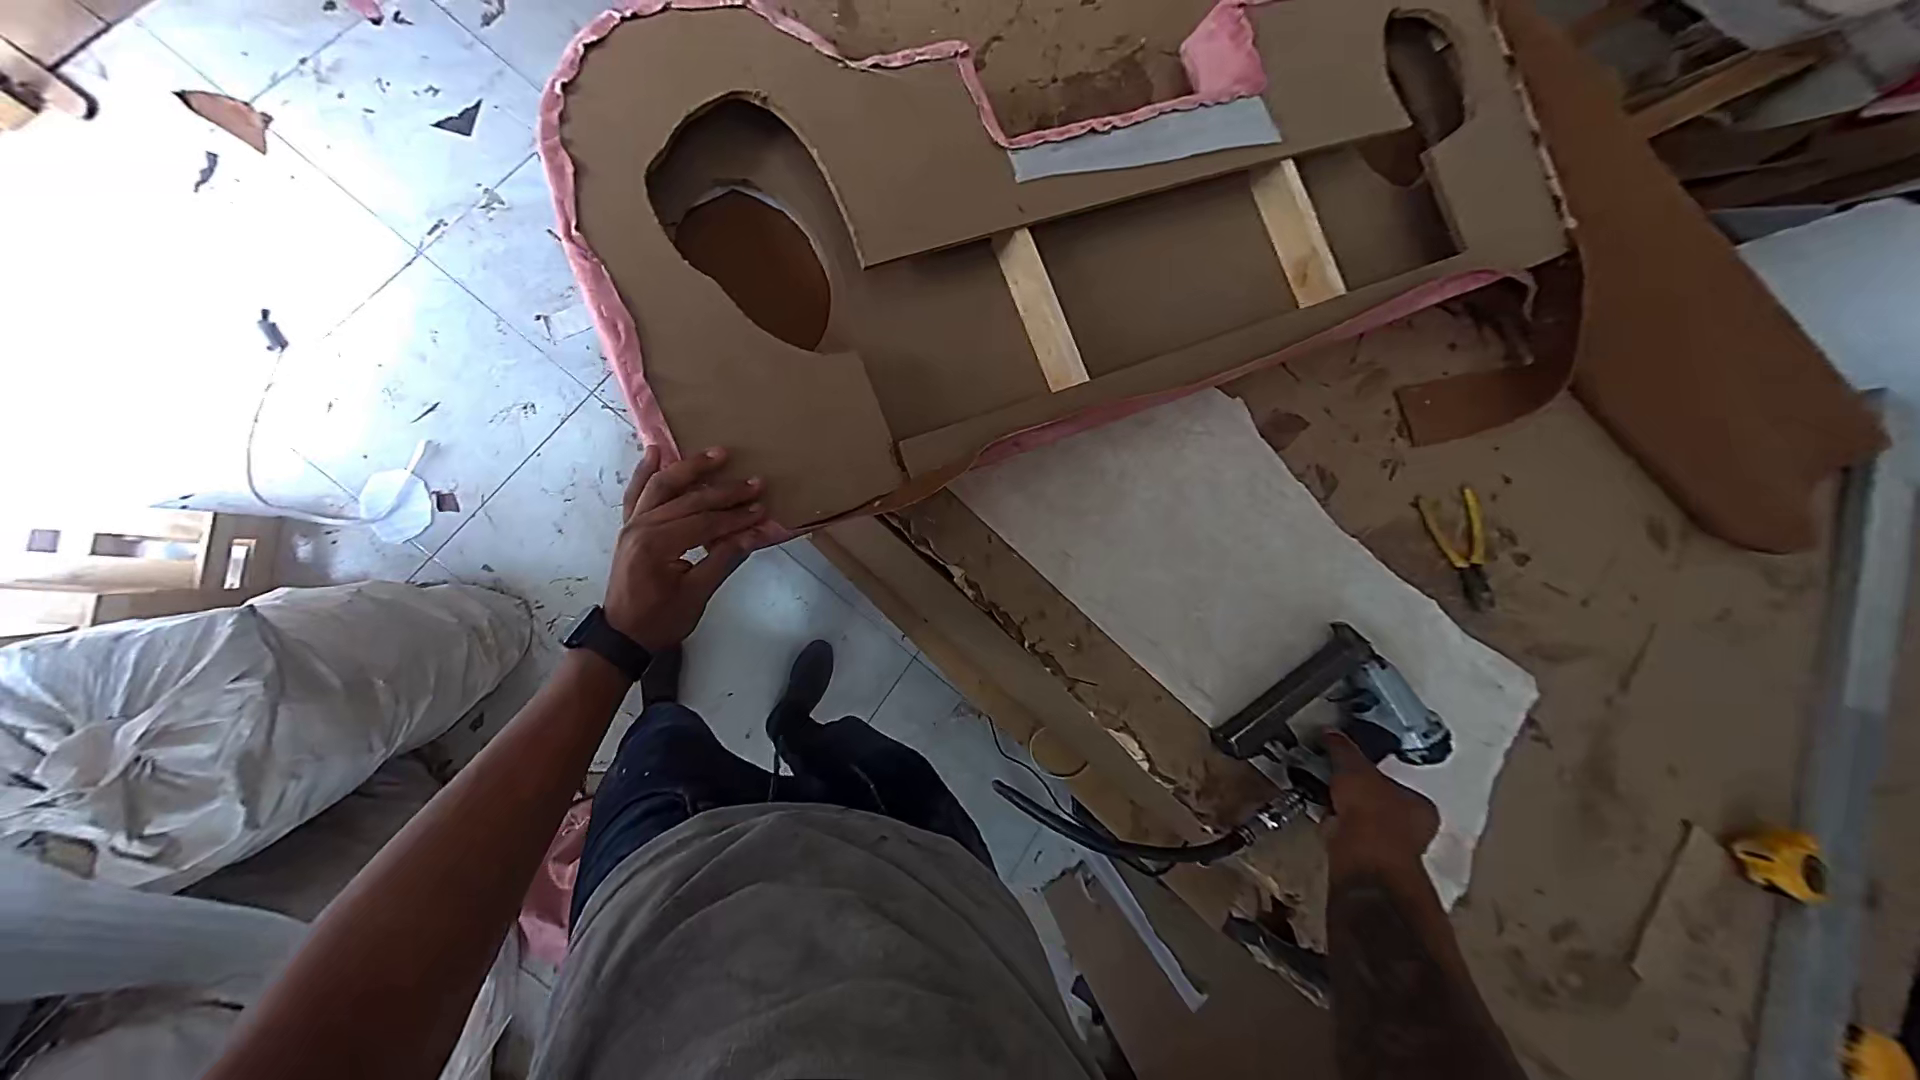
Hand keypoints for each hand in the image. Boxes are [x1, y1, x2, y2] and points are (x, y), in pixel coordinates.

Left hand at [603, 445, 767, 649]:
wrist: (622, 635)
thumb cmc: (660, 620)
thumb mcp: (698, 593)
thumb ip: (725, 558)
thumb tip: (756, 534)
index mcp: (656, 545)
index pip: (705, 522)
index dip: (737, 516)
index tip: (762, 509)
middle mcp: (640, 527)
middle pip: (689, 500)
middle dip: (725, 491)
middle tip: (755, 482)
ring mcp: (632, 524)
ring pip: (662, 486)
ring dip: (691, 467)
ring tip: (717, 453)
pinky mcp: (629, 526)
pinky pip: (637, 492)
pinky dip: (645, 471)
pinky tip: (656, 450)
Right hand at [1321, 731, 1439, 881]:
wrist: (1361, 855)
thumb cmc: (1370, 810)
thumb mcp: (1353, 768)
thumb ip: (1343, 749)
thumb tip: (1330, 731)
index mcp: (1421, 806)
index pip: (1397, 783)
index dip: (1373, 774)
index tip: (1352, 767)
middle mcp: (1413, 830)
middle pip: (1380, 803)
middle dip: (1357, 793)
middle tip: (1336, 779)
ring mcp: (1391, 849)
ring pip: (1363, 821)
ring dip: (1343, 809)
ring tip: (1324, 794)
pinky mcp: (1367, 861)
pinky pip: (1348, 834)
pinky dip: (1335, 825)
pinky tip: (1323, 815)